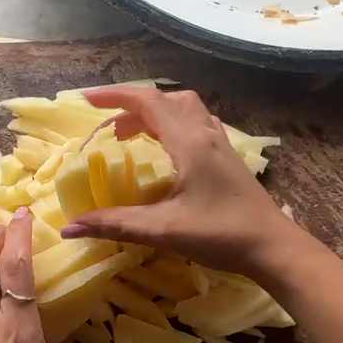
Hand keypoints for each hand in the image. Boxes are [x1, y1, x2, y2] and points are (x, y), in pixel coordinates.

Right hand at [60, 86, 305, 276]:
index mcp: (189, 142)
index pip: (147, 102)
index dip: (114, 96)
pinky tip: (168, 148)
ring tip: (133, 136)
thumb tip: (69, 227)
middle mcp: (205, 134)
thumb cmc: (221, 234)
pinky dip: (174, 124)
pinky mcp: (228, 157)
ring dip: (155, 113)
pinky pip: (197, 124)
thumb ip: (116, 224)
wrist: (273, 247)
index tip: (86, 100)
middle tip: (108, 131)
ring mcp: (220, 144)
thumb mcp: (164, 230)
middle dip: (131, 107)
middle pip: (165, 101)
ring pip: (184, 109)